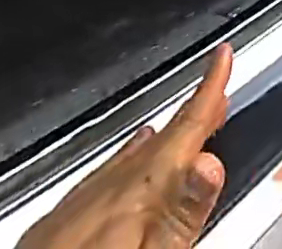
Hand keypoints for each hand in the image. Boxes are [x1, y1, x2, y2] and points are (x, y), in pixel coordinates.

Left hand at [20, 44, 232, 248]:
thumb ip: (180, 218)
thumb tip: (211, 165)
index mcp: (137, 195)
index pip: (182, 131)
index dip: (208, 91)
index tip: (222, 57)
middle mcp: (108, 188)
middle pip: (163, 140)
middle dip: (194, 112)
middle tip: (218, 90)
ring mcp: (82, 203)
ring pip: (134, 156)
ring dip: (166, 138)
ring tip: (185, 124)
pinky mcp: (60, 224)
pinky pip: (108, 174)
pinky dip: (131, 159)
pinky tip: (130, 161)